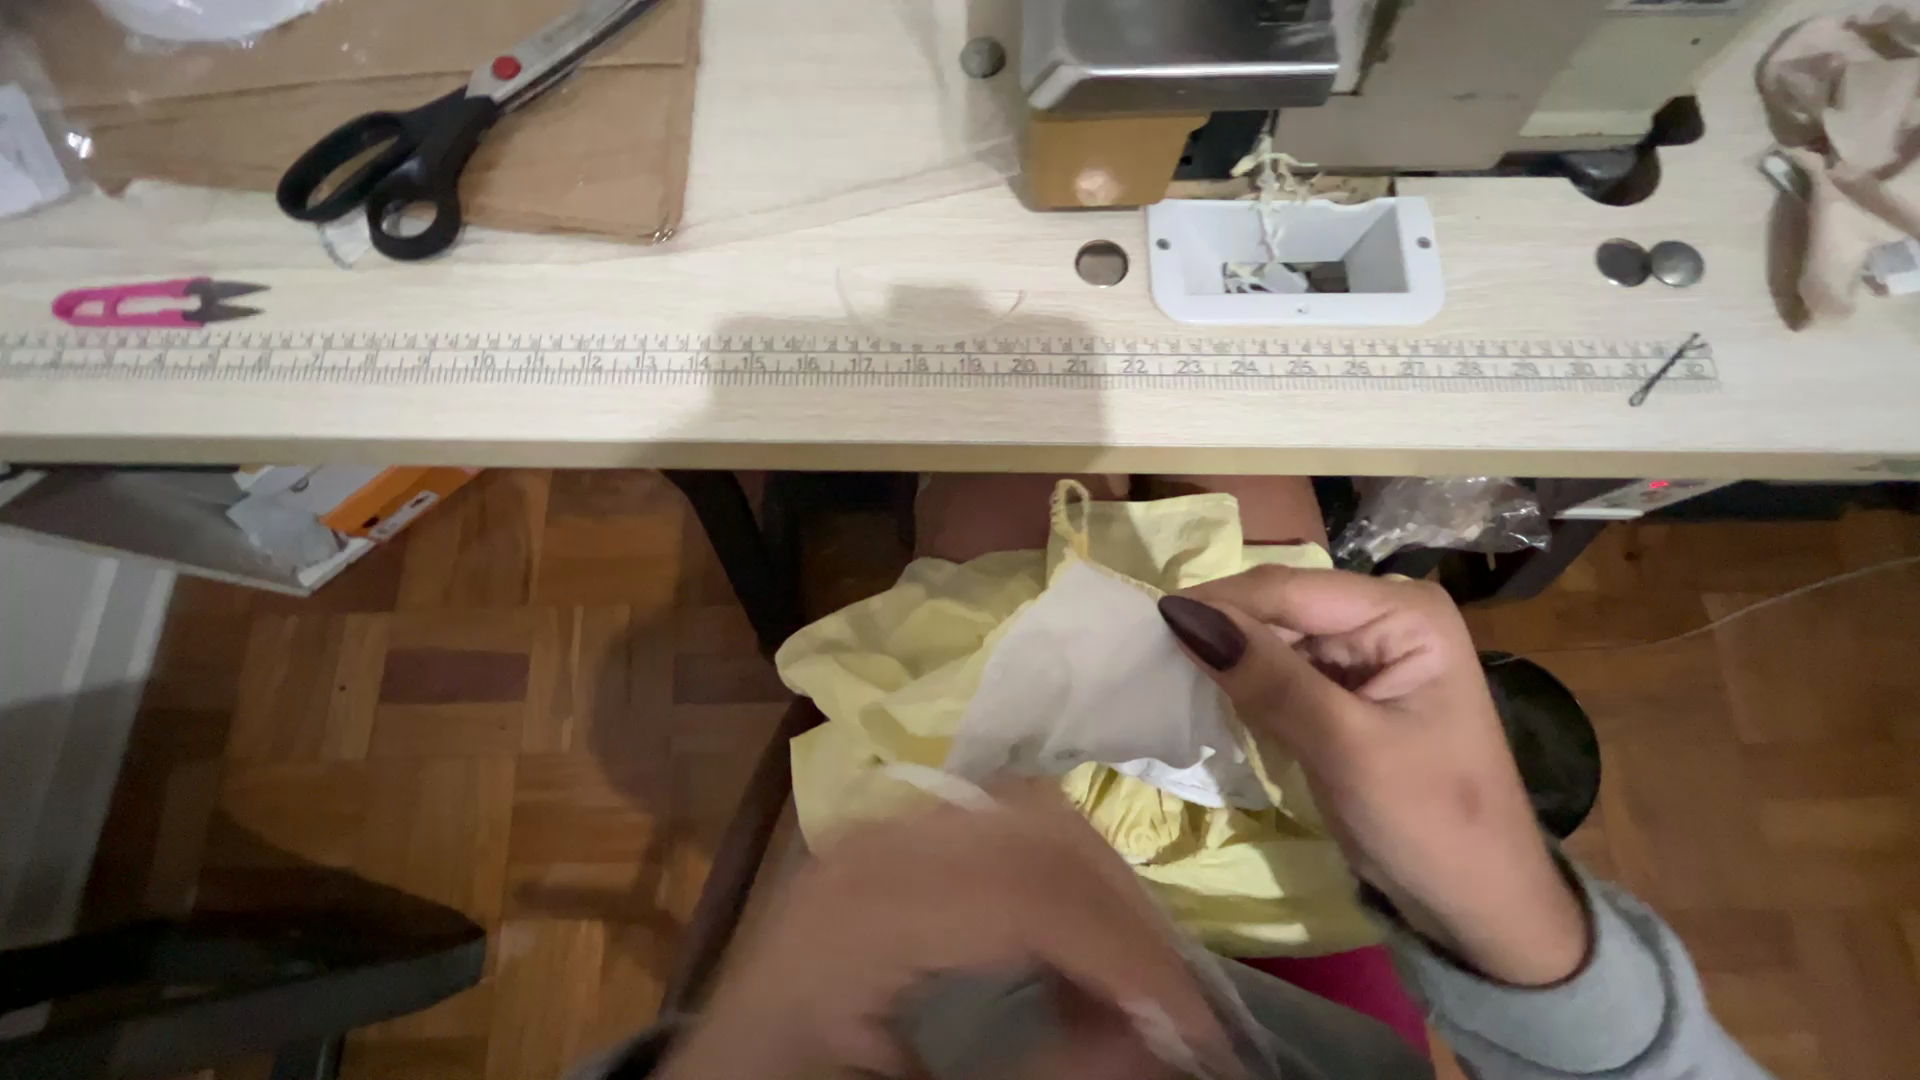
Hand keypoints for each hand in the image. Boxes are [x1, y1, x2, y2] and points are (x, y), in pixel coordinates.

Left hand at [660, 785, 1228, 1079]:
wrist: (726, 1075)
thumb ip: (1043, 1072)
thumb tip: (1161, 1039)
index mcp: (862, 906)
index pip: (1026, 888)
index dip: (1127, 952)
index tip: (1200, 1031)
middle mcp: (875, 840)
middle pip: (1037, 831)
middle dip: (1128, 916)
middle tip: (1180, 1012)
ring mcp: (885, 828)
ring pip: (1032, 812)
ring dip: (1101, 888)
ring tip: (1135, 979)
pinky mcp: (899, 839)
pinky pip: (1006, 824)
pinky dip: (1063, 875)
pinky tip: (1078, 944)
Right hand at [1159, 568, 1587, 985]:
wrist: (1477, 902)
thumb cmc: (1432, 823)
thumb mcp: (1347, 748)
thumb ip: (1269, 678)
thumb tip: (1184, 618)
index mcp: (1406, 612)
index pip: (1291, 590)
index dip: (1220, 603)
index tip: (1151, 625)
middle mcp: (1383, 614)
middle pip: (1278, 604)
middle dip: (1222, 627)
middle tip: (1156, 652)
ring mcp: (1363, 648)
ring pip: (1270, 633)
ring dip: (1227, 652)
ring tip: (1173, 669)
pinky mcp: (1342, 683)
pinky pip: (1277, 664)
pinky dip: (1243, 677)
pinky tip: (1213, 689)